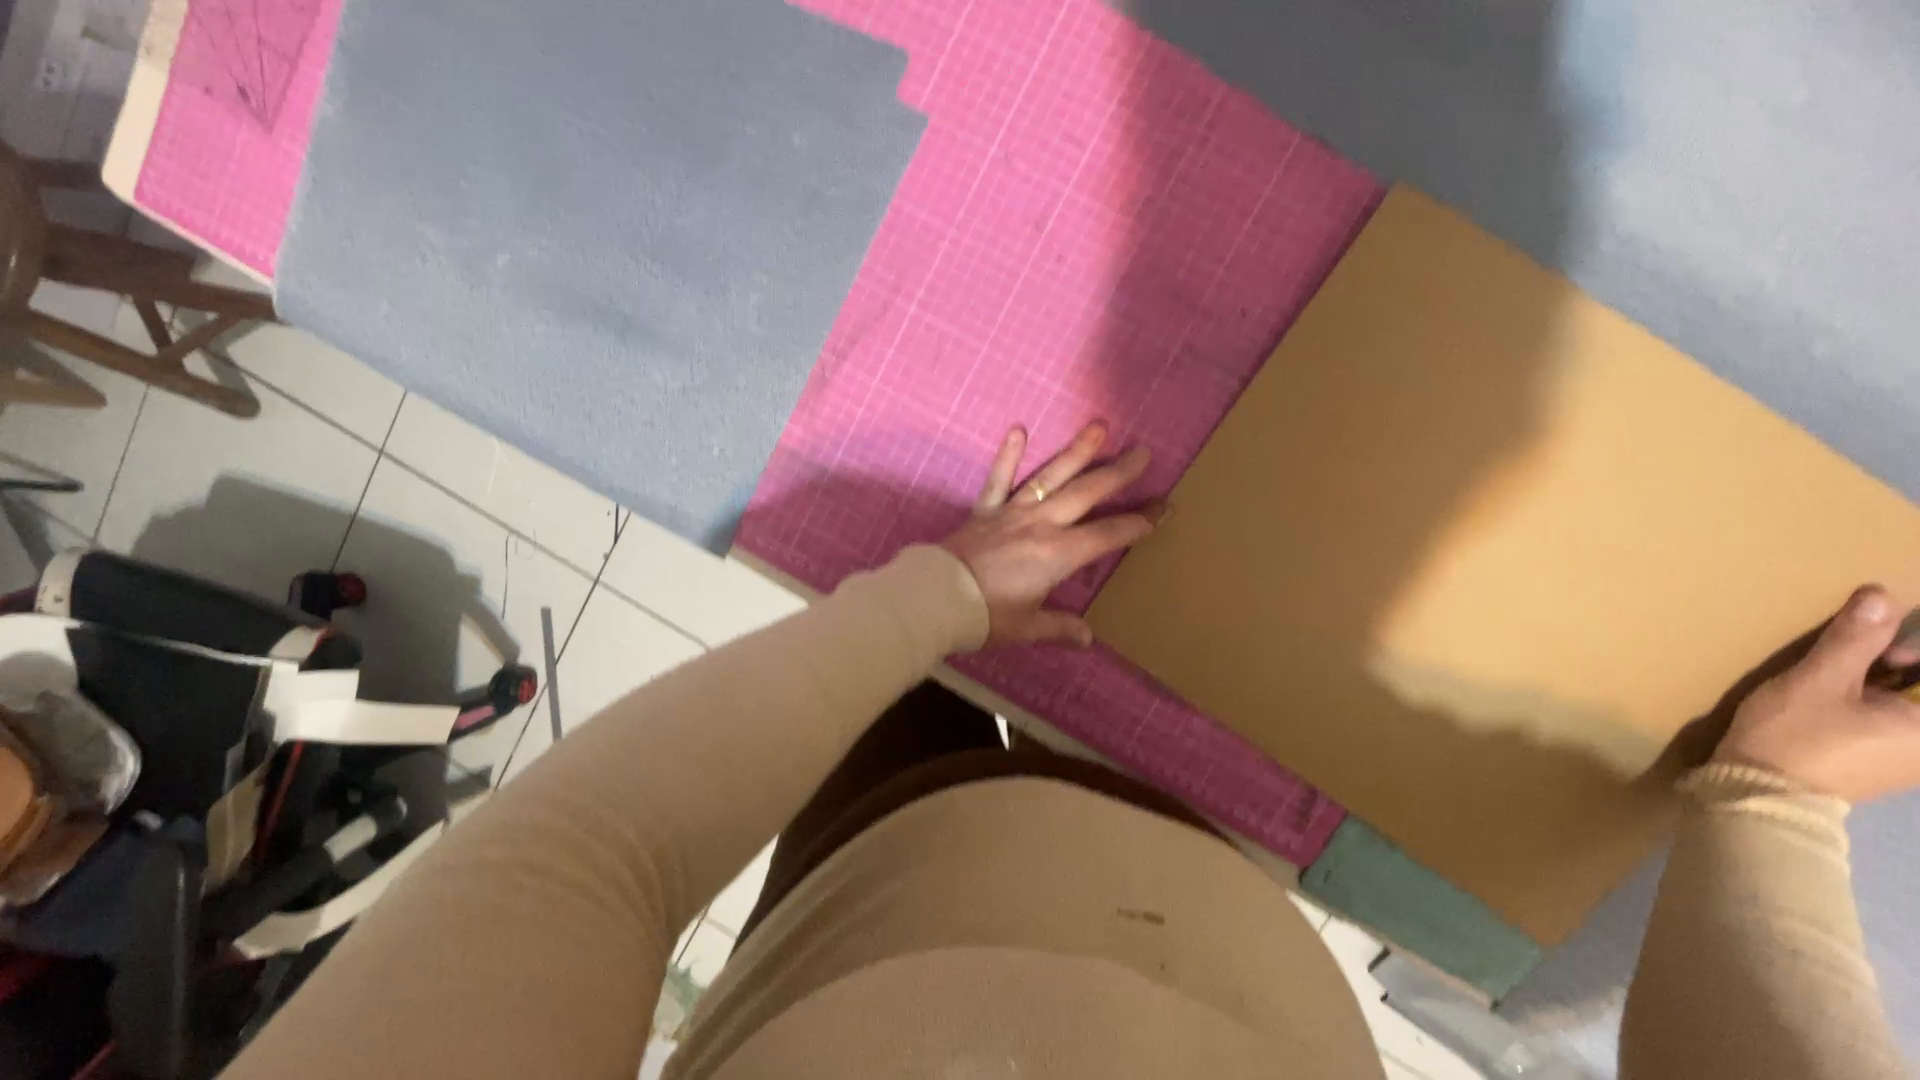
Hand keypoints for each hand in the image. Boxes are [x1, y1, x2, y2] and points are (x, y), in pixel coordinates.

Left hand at [942, 421, 1162, 647]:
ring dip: (1076, 451)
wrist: (937, 598)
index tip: (1163, 509)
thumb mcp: (1027, 628)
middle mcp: (1042, 524)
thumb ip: (1059, 628)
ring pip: (1050, 476)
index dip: (1138, 522)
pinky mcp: (984, 510)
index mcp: (1059, 554)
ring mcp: (1012, 512)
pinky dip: (1008, 455)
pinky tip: (1018, 429)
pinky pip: (998, 478)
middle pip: (1087, 493)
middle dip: (1118, 474)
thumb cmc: (986, 616)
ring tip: (1098, 428)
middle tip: (1143, 453)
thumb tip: (1086, 638)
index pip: (1108, 534)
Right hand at [1713, 585, 1919, 801]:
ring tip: (1844, 674)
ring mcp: (1914, 758)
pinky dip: (1879, 702)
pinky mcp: (1889, 764)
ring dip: (1888, 681)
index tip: (1886, 643)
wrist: (1760, 794)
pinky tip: (1841, 701)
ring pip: (1910, 704)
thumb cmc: (1796, 737)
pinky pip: (1899, 723)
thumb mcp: (1819, 681)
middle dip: (1904, 662)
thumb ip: (1856, 641)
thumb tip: (1883, 596)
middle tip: (1866, 652)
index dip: (1914, 647)